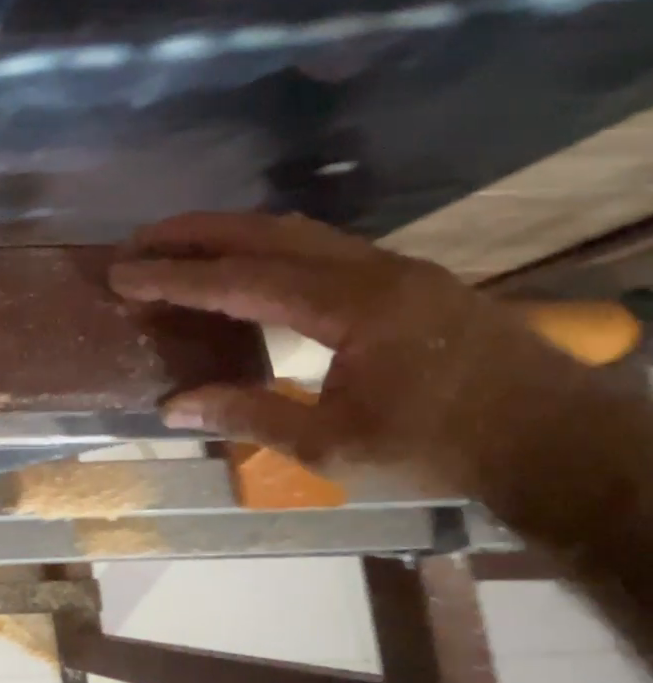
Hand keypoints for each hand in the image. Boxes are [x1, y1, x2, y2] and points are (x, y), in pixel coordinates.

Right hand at [108, 212, 589, 495]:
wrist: (559, 442)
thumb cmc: (441, 449)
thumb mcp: (334, 445)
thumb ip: (249, 416)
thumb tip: (171, 405)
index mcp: (354, 307)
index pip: (243, 280)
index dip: (176, 277)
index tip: (122, 272)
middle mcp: (374, 272)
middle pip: (270, 233)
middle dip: (198, 233)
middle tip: (139, 240)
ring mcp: (396, 271)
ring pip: (299, 233)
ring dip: (234, 234)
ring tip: (179, 244)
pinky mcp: (408, 282)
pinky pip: (322, 248)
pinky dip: (269, 248)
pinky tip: (246, 265)